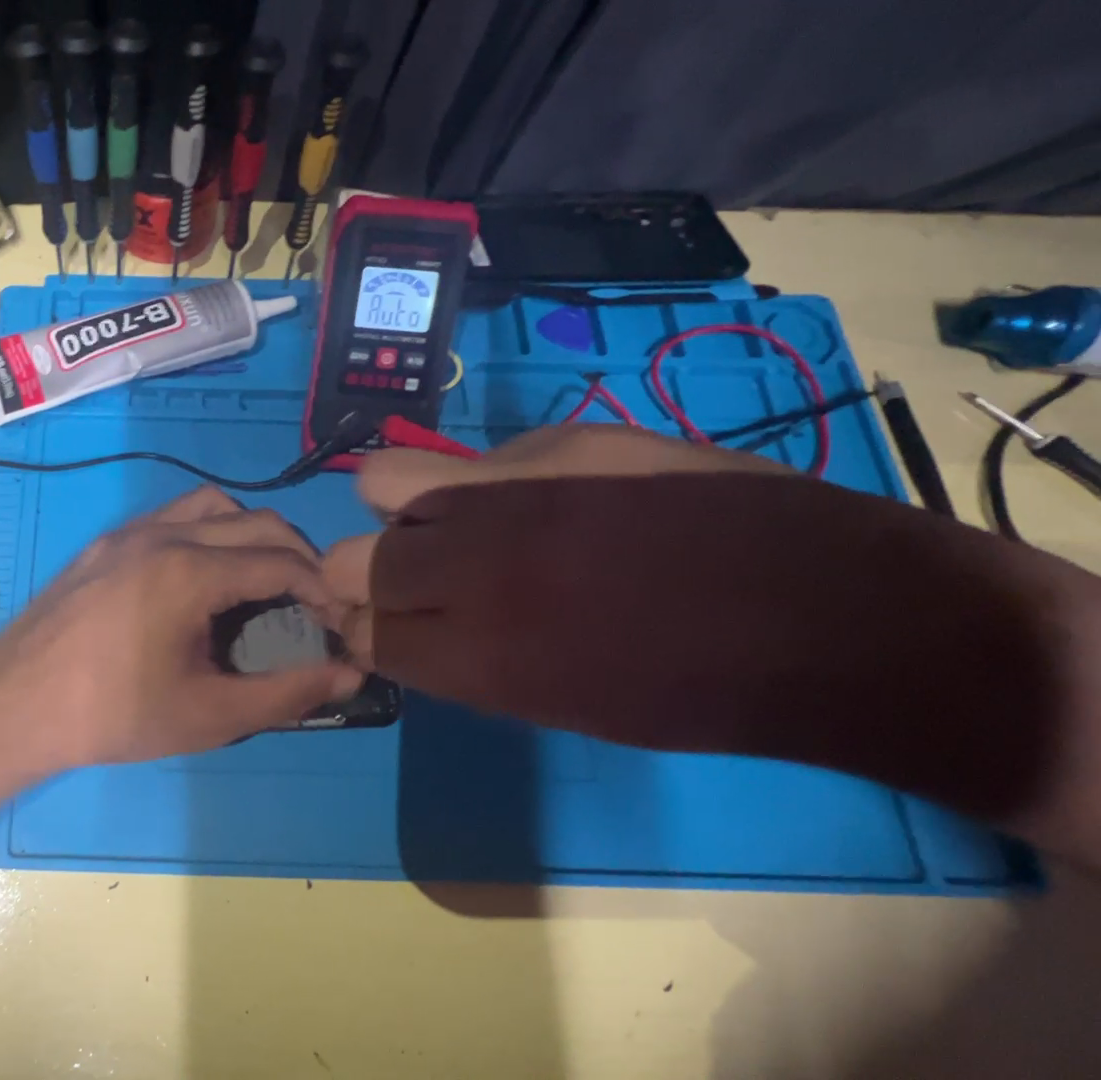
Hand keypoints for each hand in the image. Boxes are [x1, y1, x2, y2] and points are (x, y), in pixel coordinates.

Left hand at [0, 487, 364, 774]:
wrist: (13, 706)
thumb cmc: (112, 715)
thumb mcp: (208, 716)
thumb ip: (286, 693)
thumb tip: (349, 675)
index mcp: (190, 570)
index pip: (282, 561)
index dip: (322, 589)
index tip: (338, 621)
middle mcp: (162, 533)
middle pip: (255, 521)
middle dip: (296, 555)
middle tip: (309, 602)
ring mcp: (127, 532)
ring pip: (211, 505)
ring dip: (249, 533)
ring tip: (258, 581)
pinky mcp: (104, 543)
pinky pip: (172, 516)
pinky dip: (206, 532)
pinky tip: (200, 579)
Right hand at [322, 425, 783, 665]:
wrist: (833, 617)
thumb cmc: (694, 694)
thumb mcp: (554, 704)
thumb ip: (459, 661)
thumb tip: (399, 626)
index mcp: (474, 655)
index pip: (358, 629)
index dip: (363, 628)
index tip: (381, 624)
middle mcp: (472, 566)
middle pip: (350, 560)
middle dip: (367, 576)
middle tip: (415, 579)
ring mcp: (510, 490)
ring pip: (383, 483)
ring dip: (405, 511)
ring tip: (461, 525)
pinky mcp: (559, 440)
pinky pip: (476, 462)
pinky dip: (489, 487)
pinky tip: (555, 503)